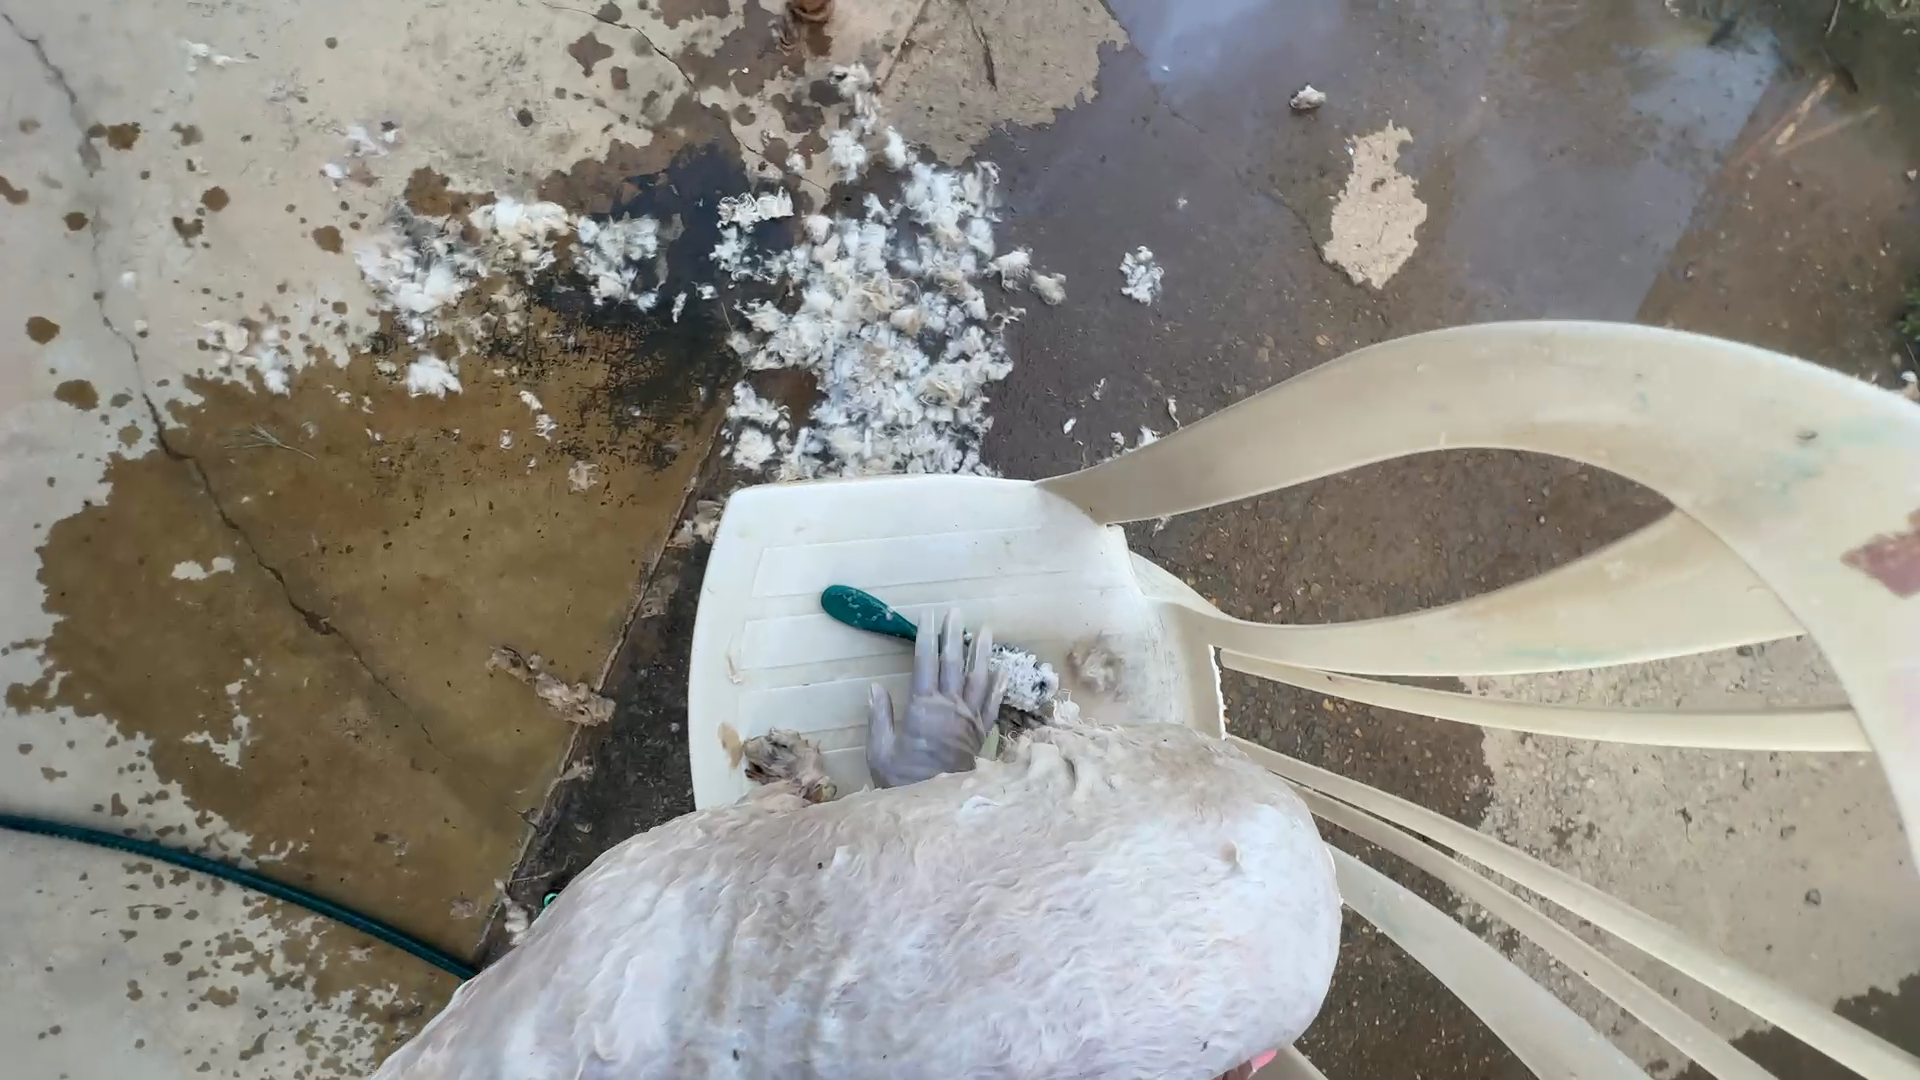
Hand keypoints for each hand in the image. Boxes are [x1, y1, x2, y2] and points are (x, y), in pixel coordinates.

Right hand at [866, 608, 1007, 788]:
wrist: (943, 809)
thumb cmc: (905, 782)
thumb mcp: (881, 753)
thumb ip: (880, 718)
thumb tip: (875, 687)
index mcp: (923, 708)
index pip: (924, 663)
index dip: (926, 637)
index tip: (927, 615)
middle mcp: (950, 707)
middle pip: (952, 663)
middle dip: (953, 635)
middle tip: (956, 611)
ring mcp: (970, 719)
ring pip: (978, 678)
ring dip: (980, 652)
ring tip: (985, 629)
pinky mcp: (982, 734)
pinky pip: (992, 704)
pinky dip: (998, 685)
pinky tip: (1003, 670)